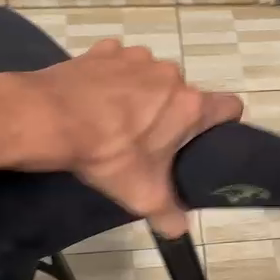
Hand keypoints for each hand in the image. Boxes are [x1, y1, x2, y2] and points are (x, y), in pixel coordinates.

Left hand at [8, 40, 242, 236]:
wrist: (49, 119)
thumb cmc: (108, 156)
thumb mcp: (143, 196)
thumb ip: (169, 215)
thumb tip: (179, 230)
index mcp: (190, 106)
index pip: (230, 107)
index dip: (225, 123)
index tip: (207, 139)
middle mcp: (170, 75)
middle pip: (185, 95)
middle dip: (172, 115)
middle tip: (149, 141)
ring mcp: (137, 57)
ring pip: (152, 79)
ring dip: (142, 95)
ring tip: (116, 119)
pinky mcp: (106, 50)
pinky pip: (119, 64)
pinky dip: (112, 79)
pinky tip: (94, 99)